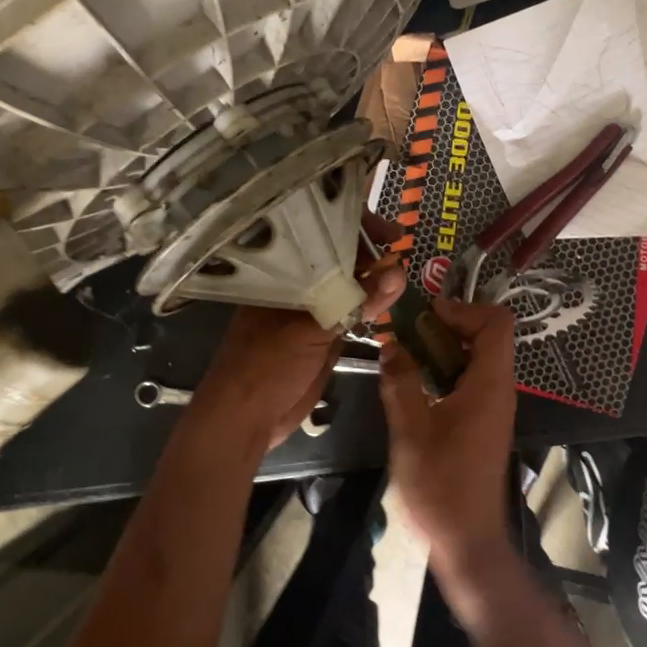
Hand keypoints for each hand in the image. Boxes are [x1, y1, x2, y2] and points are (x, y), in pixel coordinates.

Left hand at [192, 213, 406, 448]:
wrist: (245, 420)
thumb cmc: (264, 366)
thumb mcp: (310, 330)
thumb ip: (356, 301)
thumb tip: (399, 272)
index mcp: (283, 273)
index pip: (321, 234)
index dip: (354, 225)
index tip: (387, 231)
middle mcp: (298, 285)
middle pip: (339, 256)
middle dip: (369, 249)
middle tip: (401, 248)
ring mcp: (311, 309)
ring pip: (348, 283)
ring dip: (373, 277)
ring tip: (401, 273)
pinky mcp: (323, 334)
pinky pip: (352, 310)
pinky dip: (371, 303)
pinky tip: (392, 299)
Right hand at [379, 298, 518, 570]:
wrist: (468, 540)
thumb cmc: (440, 485)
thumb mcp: (411, 430)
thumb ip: (401, 382)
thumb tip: (392, 345)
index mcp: (490, 384)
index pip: (496, 323)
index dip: (464, 308)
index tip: (426, 313)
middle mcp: (500, 390)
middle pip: (487, 337)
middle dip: (448, 325)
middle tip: (408, 330)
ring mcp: (494, 407)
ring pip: (477, 359)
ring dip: (444, 349)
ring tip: (406, 354)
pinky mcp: (484, 424)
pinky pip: (471, 381)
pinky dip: (447, 372)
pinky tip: (416, 385)